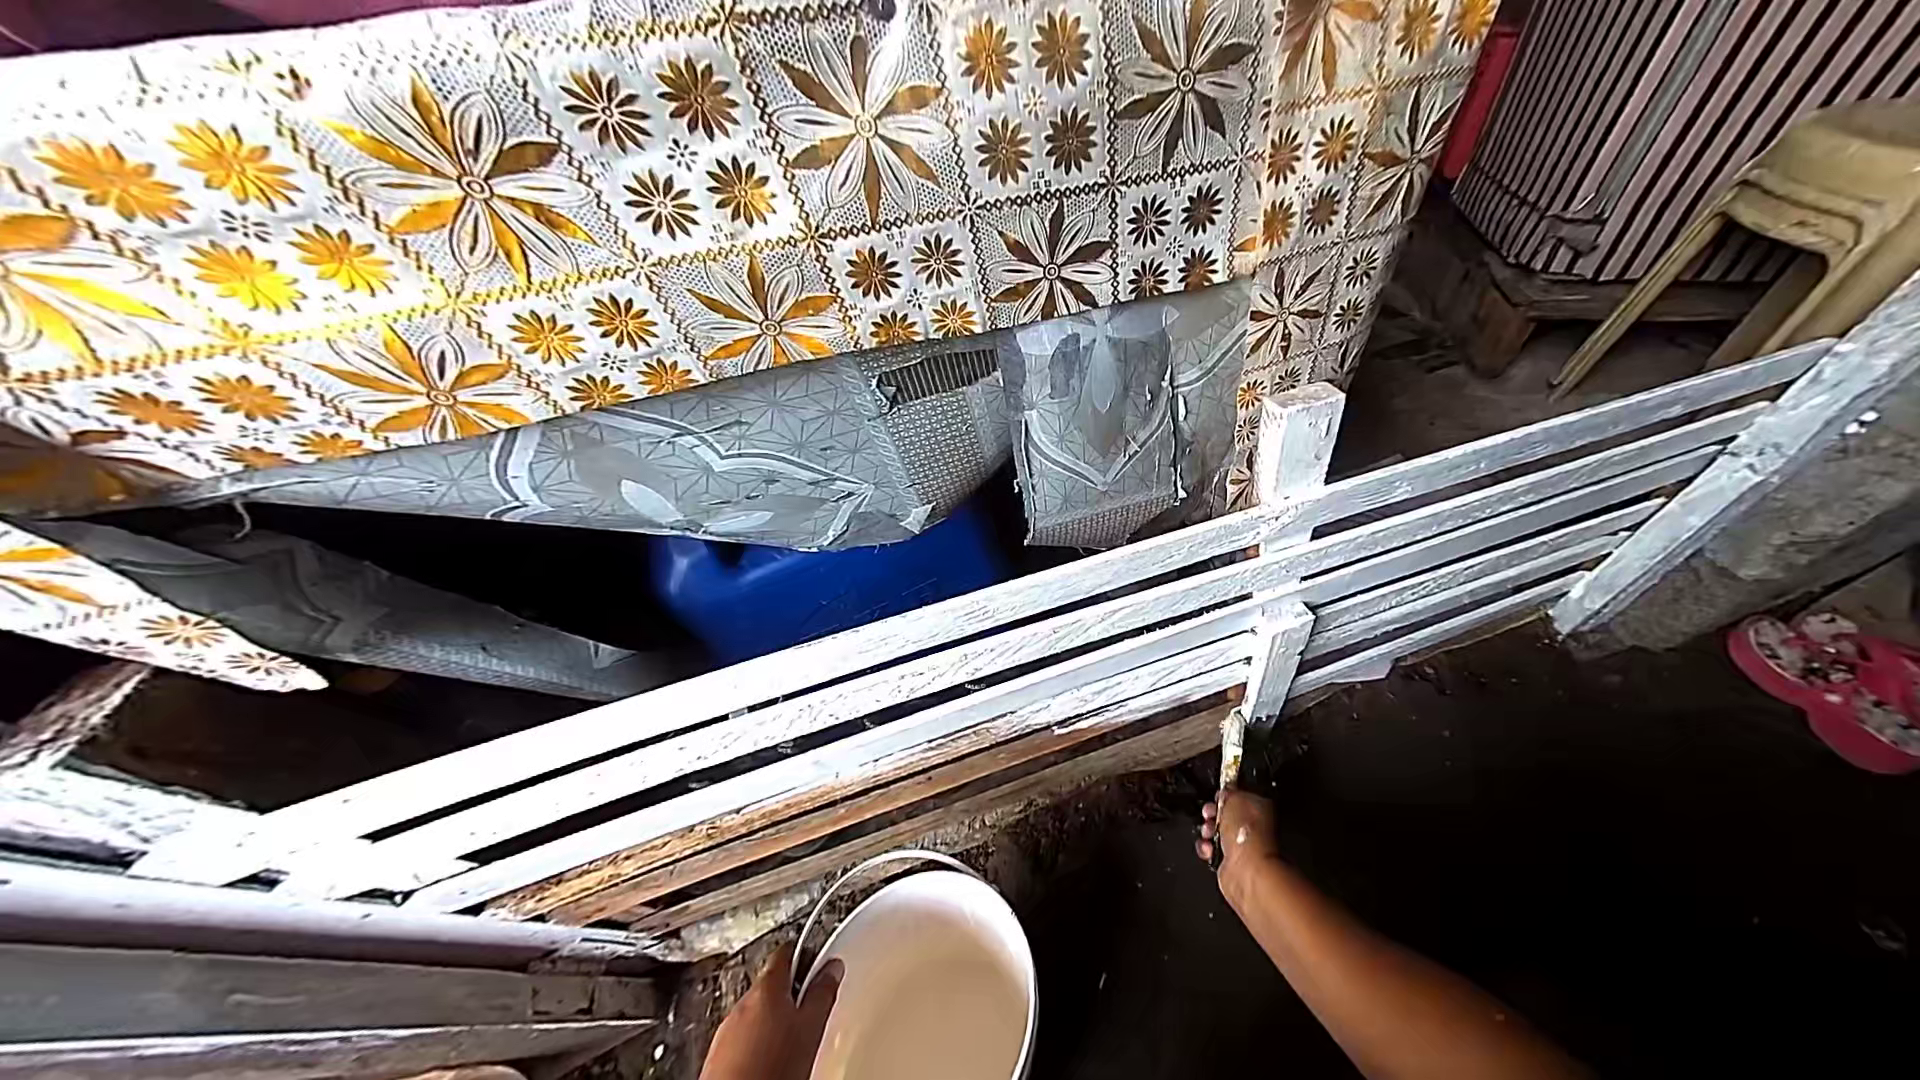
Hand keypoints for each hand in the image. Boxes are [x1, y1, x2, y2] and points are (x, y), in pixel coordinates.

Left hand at [698, 942, 842, 1079]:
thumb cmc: (772, 1068)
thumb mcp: (810, 1028)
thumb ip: (822, 993)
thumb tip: (832, 969)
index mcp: (767, 986)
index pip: (786, 953)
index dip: (804, 954)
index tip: (818, 962)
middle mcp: (743, 1002)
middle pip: (771, 983)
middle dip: (790, 993)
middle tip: (810, 1009)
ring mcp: (728, 1028)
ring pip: (757, 1011)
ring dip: (774, 1018)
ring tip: (791, 1040)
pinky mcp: (719, 1054)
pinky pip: (743, 1036)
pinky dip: (757, 1040)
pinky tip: (770, 1059)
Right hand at [1196, 788, 1282, 909]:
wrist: (1246, 870)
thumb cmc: (1247, 834)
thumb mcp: (1235, 798)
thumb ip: (1229, 791)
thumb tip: (1226, 791)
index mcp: (1260, 809)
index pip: (1240, 796)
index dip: (1226, 795)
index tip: (1218, 797)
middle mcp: (1254, 828)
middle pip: (1226, 814)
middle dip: (1213, 813)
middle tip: (1210, 814)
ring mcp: (1243, 846)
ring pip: (1217, 831)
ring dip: (1207, 830)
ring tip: (1208, 832)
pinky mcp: (1231, 862)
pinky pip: (1212, 849)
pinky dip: (1206, 848)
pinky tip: (1209, 848)